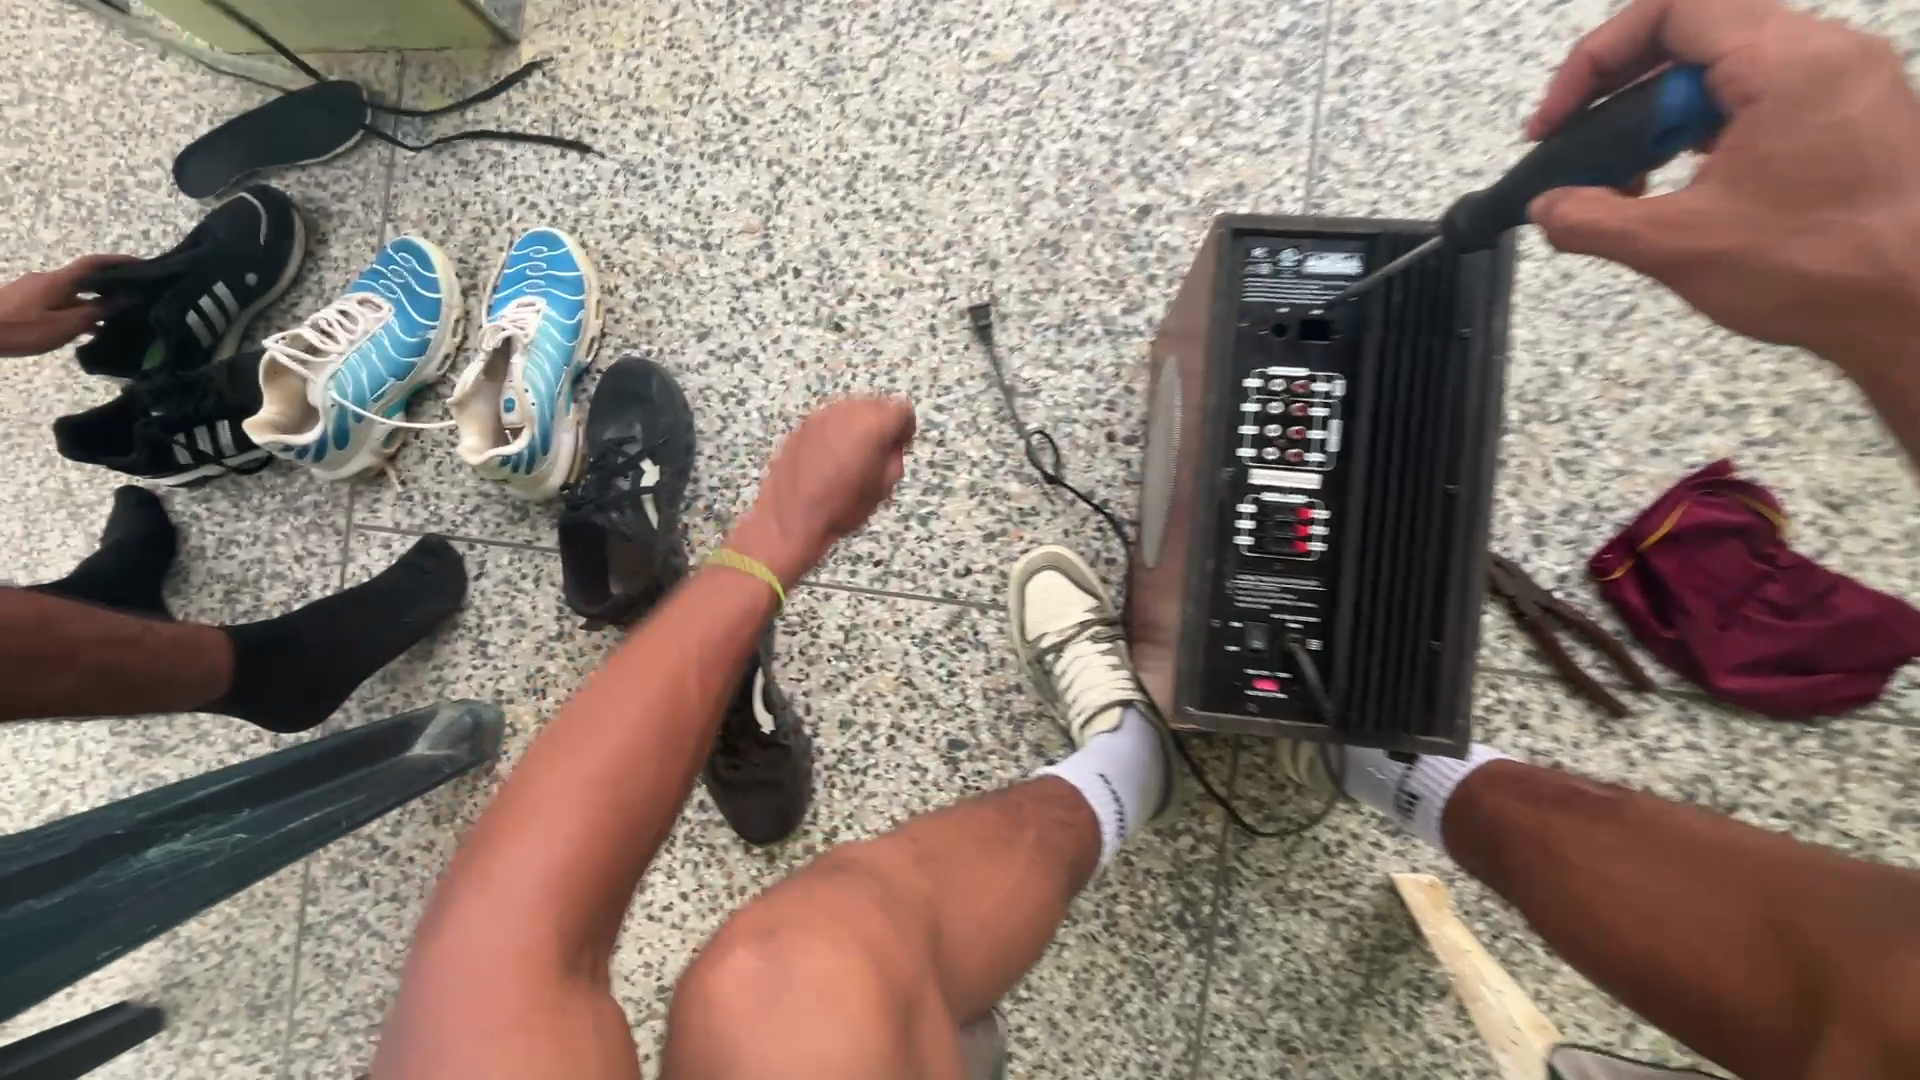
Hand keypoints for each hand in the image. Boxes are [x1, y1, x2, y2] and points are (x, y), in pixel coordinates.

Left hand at [0, 254, 133, 357]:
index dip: (117, 261)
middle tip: (139, 300)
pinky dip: (80, 310)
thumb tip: (125, 299)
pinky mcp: (26, 301)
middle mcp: (45, 281)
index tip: (142, 265)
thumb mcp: (65, 325)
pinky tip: (92, 328)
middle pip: (84, 279)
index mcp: (56, 282)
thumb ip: (97, 311)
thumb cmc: (21, 329)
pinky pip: (61, 302)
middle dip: (111, 287)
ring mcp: (34, 290)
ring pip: (74, 294)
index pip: (91, 264)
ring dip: (96, 303)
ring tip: (120, 319)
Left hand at [726, 397, 916, 585]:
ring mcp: (822, 416)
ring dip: (858, 427)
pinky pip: (830, 421)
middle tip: (877, 452)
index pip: (902, 410)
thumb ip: (894, 457)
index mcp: (874, 424)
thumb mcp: (883, 487)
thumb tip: (889, 446)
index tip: (900, 447)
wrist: (792, 516)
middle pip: (876, 404)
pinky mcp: (802, 425)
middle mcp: (848, 411)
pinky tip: (829, 458)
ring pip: (851, 410)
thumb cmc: (843, 506)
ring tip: (852, 456)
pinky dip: (836, 433)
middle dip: (882, 424)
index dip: (905, 429)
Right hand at [1525, 0, 1919, 374]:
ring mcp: (1834, 83)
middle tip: (1566, 153)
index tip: (1554, 124)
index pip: (1674, 10)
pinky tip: (1657, 185)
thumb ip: (1588, 220)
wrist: (1913, 303)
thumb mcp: (1672, 245)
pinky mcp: (1836, 116)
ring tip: (1610, 180)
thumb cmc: (1806, 265)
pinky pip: (1743, 99)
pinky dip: (1684, 134)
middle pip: (1691, 34)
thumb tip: (1543, 206)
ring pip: (1713, 70)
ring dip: (1644, 120)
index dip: (1594, 58)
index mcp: (1787, 63)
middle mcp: (1820, 53)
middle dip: (1612, 92)